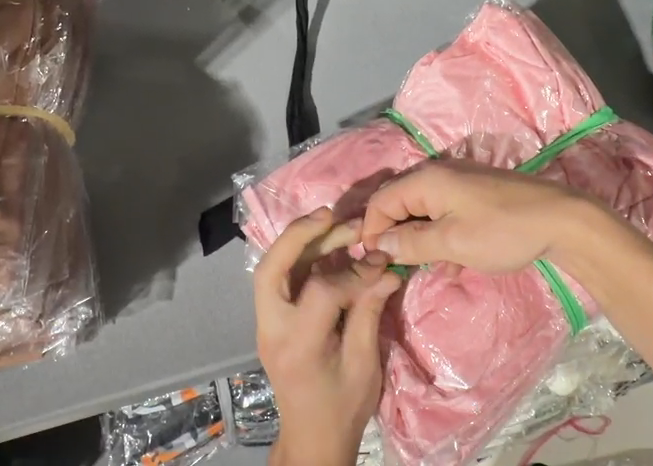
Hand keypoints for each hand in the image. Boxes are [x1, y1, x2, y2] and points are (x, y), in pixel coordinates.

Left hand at [255, 208, 401, 465]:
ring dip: (298, 240)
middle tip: (330, 213)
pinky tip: (324, 244)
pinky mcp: (270, 319)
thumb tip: (387, 268)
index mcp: (298, 345)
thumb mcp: (364, 364)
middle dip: (298, 235)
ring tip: (330, 219)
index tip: (380, 262)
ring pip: (270, 268)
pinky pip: (278, 278)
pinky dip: (298, 255)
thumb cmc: (342, 408)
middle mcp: (272, 329)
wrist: (312, 439)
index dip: (353, 271)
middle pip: (271, 268)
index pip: (320, 290)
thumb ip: (370, 311)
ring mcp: (266, 324)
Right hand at [357, 159, 600, 272]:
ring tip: (428, 269)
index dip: (371, 232)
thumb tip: (378, 245)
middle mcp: (438, 174)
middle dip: (395, 237)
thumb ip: (411, 243)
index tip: (374, 264)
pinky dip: (441, 238)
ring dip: (420, 241)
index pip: (380, 201)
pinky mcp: (476, 196)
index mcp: (426, 180)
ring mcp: (459, 183)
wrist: (560, 220)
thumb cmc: (502, 231)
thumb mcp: (451, 243)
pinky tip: (453, 265)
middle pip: (399, 204)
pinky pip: (444, 215)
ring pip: (422, 212)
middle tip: (399, 269)